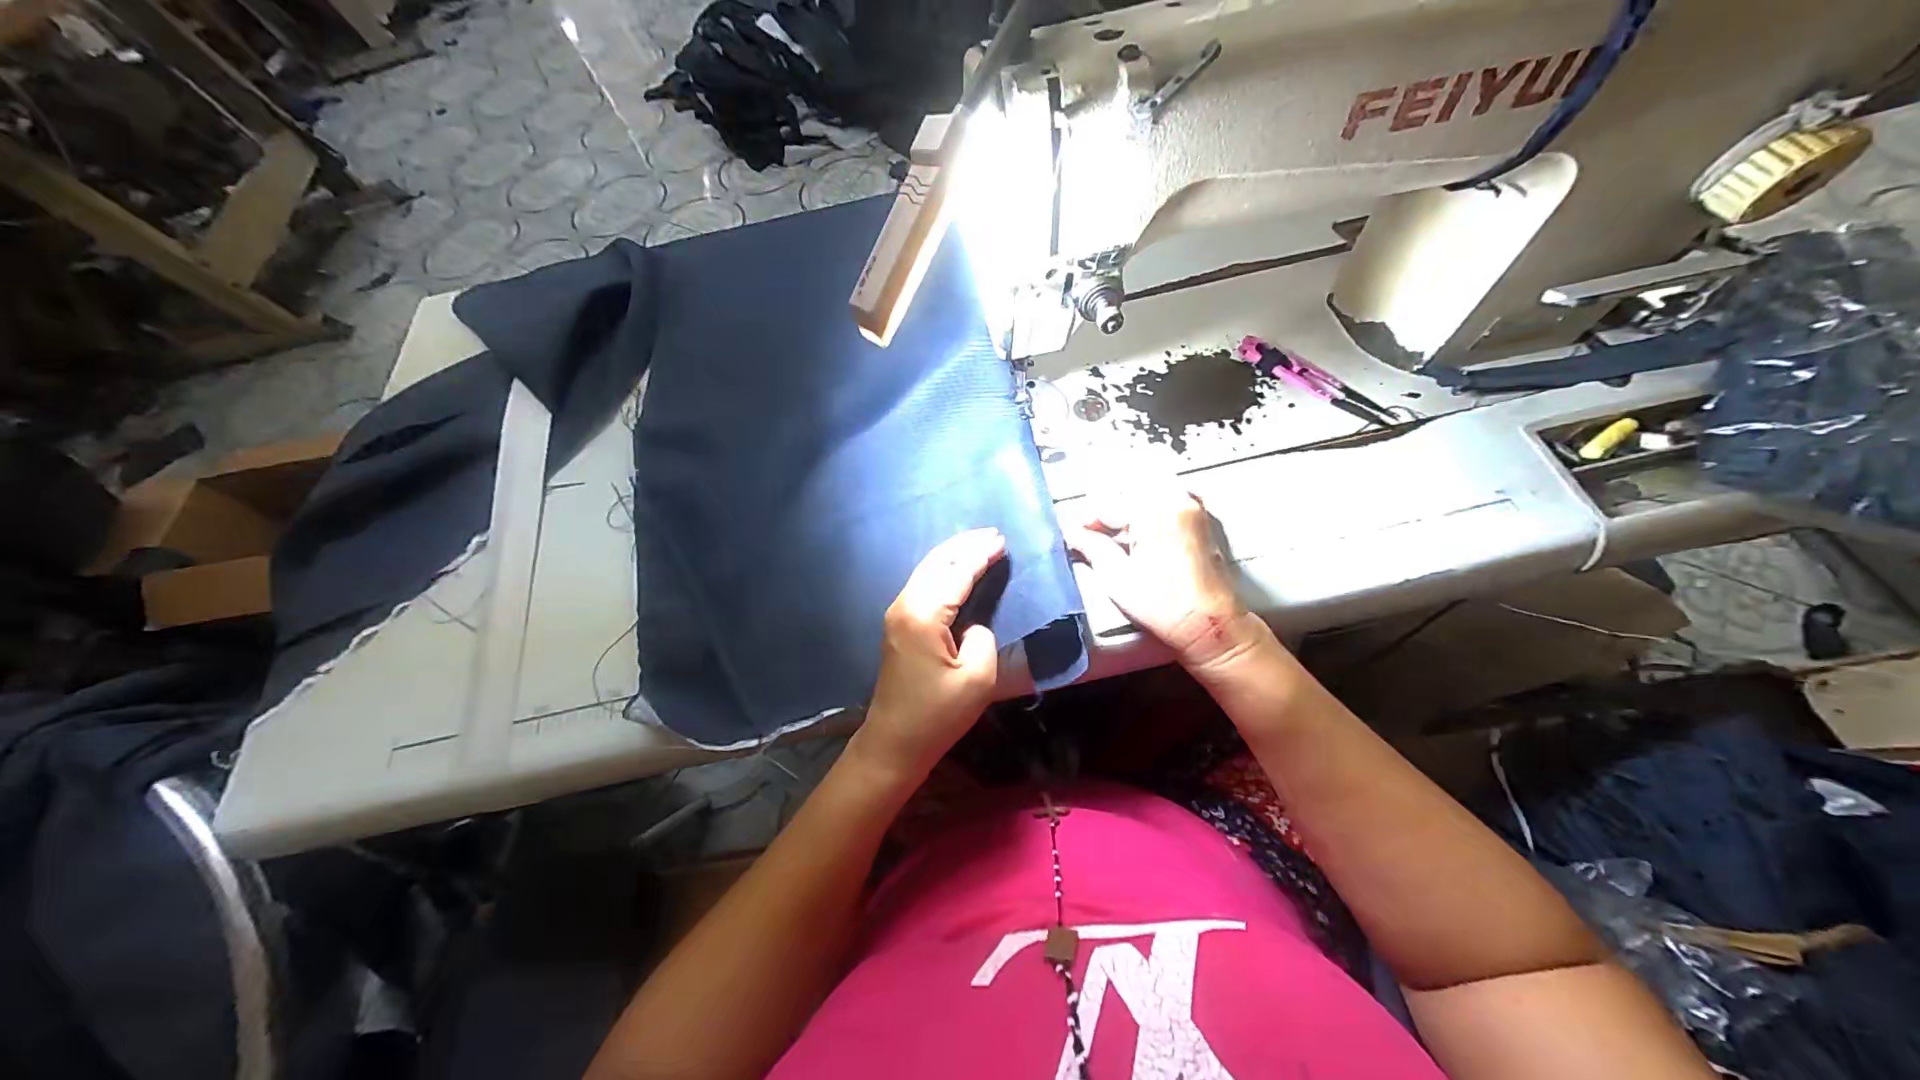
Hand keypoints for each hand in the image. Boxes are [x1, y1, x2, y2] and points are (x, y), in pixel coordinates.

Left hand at [850, 528, 1006, 782]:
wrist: (895, 741)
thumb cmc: (937, 714)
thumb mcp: (977, 679)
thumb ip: (982, 639)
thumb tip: (973, 625)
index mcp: (923, 615)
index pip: (956, 574)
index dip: (980, 555)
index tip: (1001, 541)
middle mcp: (904, 606)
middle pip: (936, 563)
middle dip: (964, 546)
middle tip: (992, 535)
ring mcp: (896, 615)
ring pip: (926, 571)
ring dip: (952, 556)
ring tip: (978, 544)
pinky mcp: (897, 626)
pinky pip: (922, 584)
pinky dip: (942, 571)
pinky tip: (955, 569)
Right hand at [1062, 486, 1262, 670]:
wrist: (1210, 624)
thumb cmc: (1167, 606)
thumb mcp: (1115, 576)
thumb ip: (1090, 546)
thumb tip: (1072, 534)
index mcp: (1153, 509)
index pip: (1107, 503)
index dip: (1088, 522)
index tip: (1080, 538)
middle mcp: (1176, 500)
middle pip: (1128, 493)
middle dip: (1109, 514)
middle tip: (1097, 538)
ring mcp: (1193, 508)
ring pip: (1147, 495)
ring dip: (1129, 513)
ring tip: (1120, 542)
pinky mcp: (1202, 520)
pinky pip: (1167, 504)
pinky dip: (1150, 515)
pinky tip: (1143, 540)